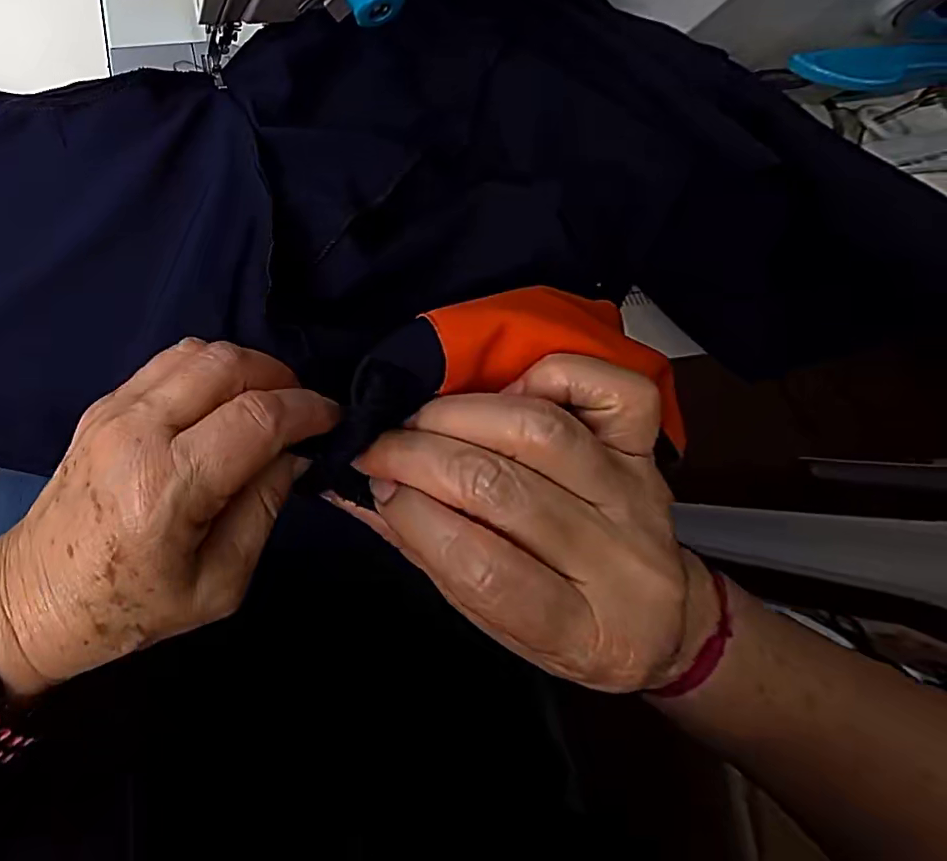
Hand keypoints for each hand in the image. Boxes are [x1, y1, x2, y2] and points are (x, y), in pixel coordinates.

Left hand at [0, 339, 340, 696]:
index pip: (256, 415)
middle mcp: (136, 430)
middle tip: (300, 407)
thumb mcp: (218, 582)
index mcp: (168, 480)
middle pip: (222, 364)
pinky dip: (200, 370)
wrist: (40, 591)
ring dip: (238, 365)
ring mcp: (110, 411)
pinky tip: (215, 403)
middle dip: (277, 374)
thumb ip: (262, 507)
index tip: (333, 419)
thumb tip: (295, 453)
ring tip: (262, 400)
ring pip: (189, 352)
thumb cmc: (129, 606)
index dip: (307, 409)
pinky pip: (159, 366)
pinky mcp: (97, 408)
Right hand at [345, 353, 720, 692]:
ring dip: (455, 415)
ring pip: (539, 432)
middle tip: (377, 449)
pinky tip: (506, 388)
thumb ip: (410, 543)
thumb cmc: (550, 623)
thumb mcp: (474, 609)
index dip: (411, 514)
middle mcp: (619, 561)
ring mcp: (638, 497)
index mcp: (576, 625)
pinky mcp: (649, 451)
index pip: (484, 568)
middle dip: (414, 456)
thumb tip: (341, 486)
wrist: (659, 623)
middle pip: (500, 488)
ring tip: (420, 422)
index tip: (375, 483)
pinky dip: (554, 374)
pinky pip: (615, 392)